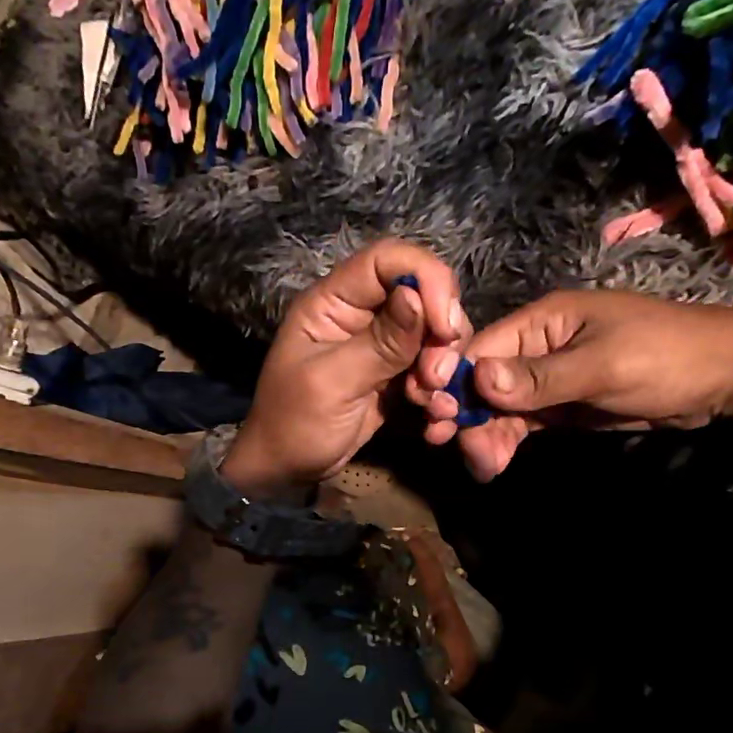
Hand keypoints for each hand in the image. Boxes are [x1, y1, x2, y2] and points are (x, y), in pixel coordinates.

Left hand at [221, 241, 468, 494]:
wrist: (286, 472)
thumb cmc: (294, 424)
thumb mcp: (331, 384)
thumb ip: (378, 343)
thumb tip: (418, 298)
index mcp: (332, 302)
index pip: (387, 260)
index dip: (426, 279)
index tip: (445, 324)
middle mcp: (360, 314)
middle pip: (422, 294)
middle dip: (441, 334)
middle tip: (437, 376)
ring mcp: (380, 344)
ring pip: (433, 333)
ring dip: (443, 366)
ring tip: (431, 403)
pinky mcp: (395, 374)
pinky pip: (431, 367)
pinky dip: (440, 390)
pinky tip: (434, 417)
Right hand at [407, 290, 732, 481]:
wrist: (723, 378)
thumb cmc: (665, 356)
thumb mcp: (603, 366)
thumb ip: (541, 376)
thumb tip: (479, 379)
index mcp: (542, 321)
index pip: (481, 348)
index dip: (453, 380)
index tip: (435, 413)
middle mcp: (536, 345)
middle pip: (484, 380)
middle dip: (467, 412)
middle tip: (454, 446)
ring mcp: (547, 377)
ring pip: (499, 406)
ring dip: (484, 433)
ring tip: (482, 465)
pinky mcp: (561, 404)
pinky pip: (521, 422)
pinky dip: (505, 441)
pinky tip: (494, 463)